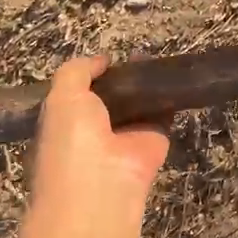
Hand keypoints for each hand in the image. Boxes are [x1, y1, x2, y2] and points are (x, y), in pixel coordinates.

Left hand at [28, 57, 169, 214]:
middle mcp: (95, 129)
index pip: (78, 95)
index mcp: (65, 125)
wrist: (102, 183)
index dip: (91, 76)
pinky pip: (164, 110)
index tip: (106, 60)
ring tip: (158, 59)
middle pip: (112, 95)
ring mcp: (126, 133)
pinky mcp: (156, 135)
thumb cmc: (71, 142)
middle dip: (123, 76)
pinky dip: (171, 95)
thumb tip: (102, 60)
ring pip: (139, 101)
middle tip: (139, 54)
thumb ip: (76, 72)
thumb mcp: (62, 99)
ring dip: (147, 83)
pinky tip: (176, 76)